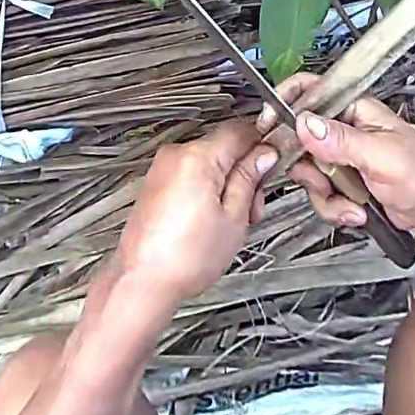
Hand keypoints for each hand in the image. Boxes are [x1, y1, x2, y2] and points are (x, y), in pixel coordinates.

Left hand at [115, 118, 278, 304]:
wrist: (141, 284)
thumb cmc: (183, 259)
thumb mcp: (234, 218)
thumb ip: (250, 178)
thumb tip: (264, 155)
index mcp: (198, 157)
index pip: (240, 130)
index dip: (262, 143)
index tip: (274, 158)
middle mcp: (177, 155)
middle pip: (225, 147)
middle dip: (244, 172)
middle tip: (252, 205)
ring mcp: (164, 168)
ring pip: (209, 161)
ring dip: (226, 183)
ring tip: (229, 220)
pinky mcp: (157, 182)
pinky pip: (191, 173)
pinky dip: (206, 188)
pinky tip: (209, 219)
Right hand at [265, 73, 414, 240]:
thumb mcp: (382, 157)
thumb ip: (342, 140)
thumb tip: (305, 123)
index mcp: (355, 109)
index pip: (310, 90)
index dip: (285, 104)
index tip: (270, 127)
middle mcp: (346, 128)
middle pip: (300, 137)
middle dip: (309, 168)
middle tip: (323, 179)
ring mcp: (344, 155)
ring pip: (308, 170)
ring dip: (325, 194)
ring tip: (352, 202)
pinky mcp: (345, 179)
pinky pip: (320, 192)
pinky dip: (333, 207)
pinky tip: (356, 210)